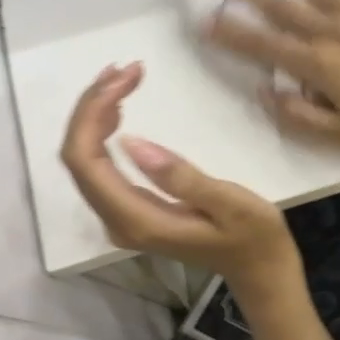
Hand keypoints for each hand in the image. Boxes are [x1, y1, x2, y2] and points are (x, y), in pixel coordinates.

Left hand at [60, 62, 299, 289]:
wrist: (261, 270)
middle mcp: (119, 222)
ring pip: (85, 161)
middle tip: (125, 70)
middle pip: (78, 159)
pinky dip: (103, 132)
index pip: (87, 162)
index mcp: (139, 220)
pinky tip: (118, 109)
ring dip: (95, 116)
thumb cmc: (255, 237)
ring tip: (121, 80)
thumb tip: (132, 144)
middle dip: (92, 107)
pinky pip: (100, 168)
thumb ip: (182, 178)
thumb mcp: (231, 204)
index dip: (92, 114)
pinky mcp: (132, 211)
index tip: (123, 78)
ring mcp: (123, 218)